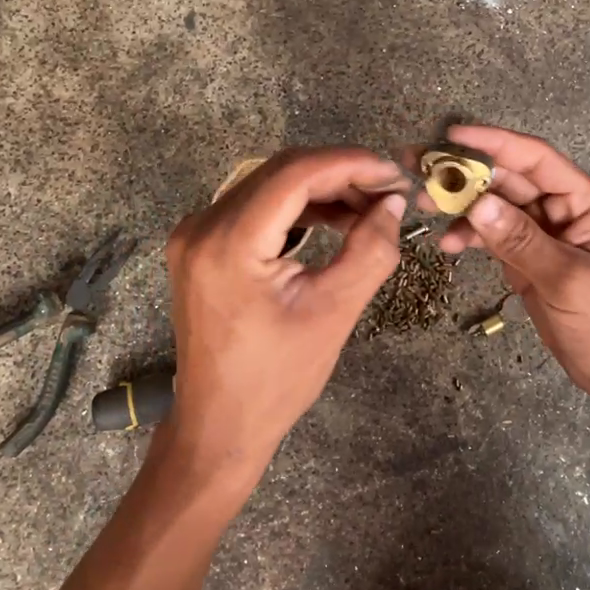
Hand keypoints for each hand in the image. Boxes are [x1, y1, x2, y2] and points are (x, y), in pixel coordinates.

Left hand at [163, 148, 408, 470]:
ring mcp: (195, 233)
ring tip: (368, 208)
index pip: (295, 174)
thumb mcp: (334, 311)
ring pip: (268, 185)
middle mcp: (202, 226)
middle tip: (387, 191)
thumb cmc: (277, 379)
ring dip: (320, 190)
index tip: (394, 175)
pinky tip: (333, 221)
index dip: (350, 164)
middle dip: (339, 174)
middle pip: (280, 172)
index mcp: (229, 242)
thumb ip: (371, 249)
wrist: (219, 425)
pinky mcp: (200, 245)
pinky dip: (296, 208)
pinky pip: (255, 208)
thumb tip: (392, 203)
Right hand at [423, 127, 589, 406]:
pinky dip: (470, 236)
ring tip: (423, 205)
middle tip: (418, 169)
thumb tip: (476, 203)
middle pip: (509, 179)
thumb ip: (521, 241)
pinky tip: (449, 245)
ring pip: (496, 207)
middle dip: (465, 173)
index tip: (451, 136)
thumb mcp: (568, 280)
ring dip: (461, 205)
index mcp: (585, 202)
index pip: (536, 159)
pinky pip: (494, 236)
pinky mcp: (529, 260)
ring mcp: (544, 236)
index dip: (494, 143)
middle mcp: (563, 210)